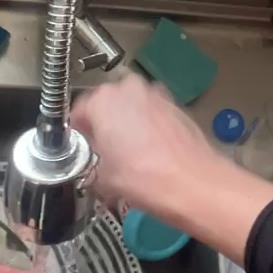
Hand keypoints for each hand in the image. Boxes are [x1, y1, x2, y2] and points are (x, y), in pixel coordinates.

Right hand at [71, 75, 222, 211]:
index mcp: (103, 101)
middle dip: (103, 125)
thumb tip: (89, 169)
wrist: (194, 183)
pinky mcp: (174, 104)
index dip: (77, 132)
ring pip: (130, 106)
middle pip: (106, 104)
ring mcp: (154, 94)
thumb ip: (88, 167)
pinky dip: (147, 125)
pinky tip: (150, 152)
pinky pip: (151, 112)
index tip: (80, 147)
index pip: (78, 110)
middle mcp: (128, 89)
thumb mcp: (103, 180)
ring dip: (126, 123)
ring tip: (128, 154)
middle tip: (103, 153)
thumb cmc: (146, 179)